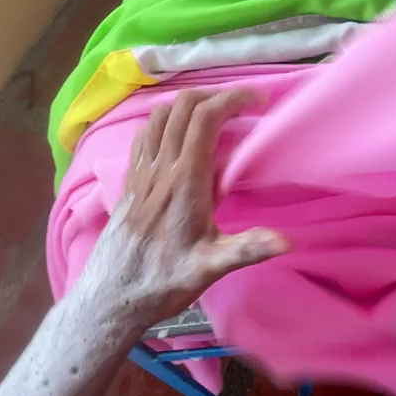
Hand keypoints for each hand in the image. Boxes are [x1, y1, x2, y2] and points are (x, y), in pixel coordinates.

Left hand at [76, 88, 288, 325]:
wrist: (109, 299)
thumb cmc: (163, 281)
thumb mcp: (210, 268)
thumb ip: (247, 249)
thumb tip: (286, 242)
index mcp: (185, 179)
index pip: (205, 117)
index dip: (233, 98)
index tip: (258, 101)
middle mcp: (160, 167)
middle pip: (183, 106)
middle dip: (215, 95)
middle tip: (242, 107)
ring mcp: (140, 171)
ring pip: (159, 115)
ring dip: (189, 106)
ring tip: (214, 117)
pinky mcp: (129, 180)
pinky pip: (144, 134)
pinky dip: (165, 122)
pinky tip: (179, 138)